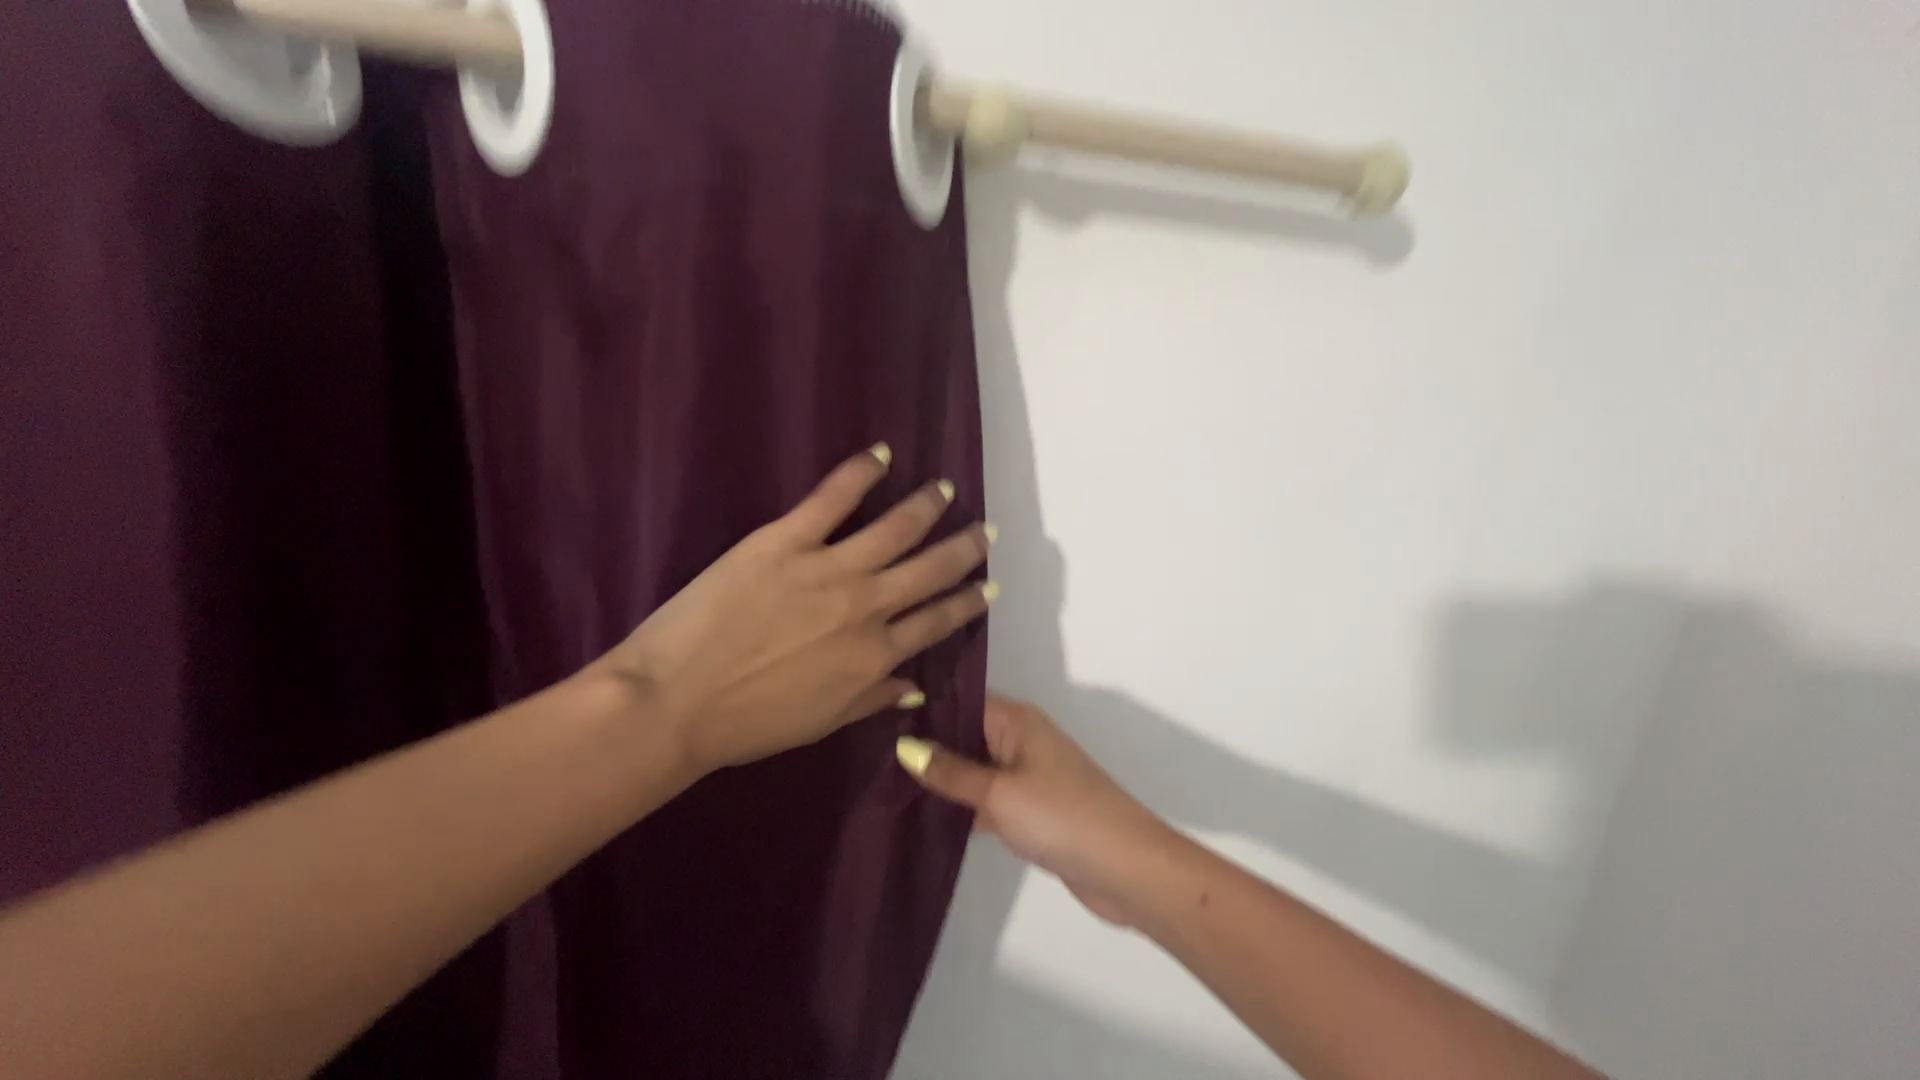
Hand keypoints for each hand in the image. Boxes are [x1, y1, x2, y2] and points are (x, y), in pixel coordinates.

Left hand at [593, 445, 994, 775]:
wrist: (676, 702)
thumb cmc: (747, 723)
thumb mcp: (821, 722)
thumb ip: (873, 699)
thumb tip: (916, 687)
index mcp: (875, 657)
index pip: (936, 622)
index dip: (966, 603)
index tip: (988, 586)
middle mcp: (866, 608)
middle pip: (929, 571)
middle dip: (963, 550)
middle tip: (985, 531)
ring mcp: (829, 569)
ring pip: (895, 529)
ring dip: (927, 506)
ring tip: (946, 489)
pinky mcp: (786, 540)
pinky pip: (833, 498)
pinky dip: (861, 473)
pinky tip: (882, 455)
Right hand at [897, 696, 1173, 926]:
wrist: (1125, 868)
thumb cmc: (1060, 816)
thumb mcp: (998, 792)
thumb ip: (950, 771)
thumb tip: (903, 746)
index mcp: (1016, 720)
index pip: (960, 700)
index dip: (921, 706)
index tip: (873, 713)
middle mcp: (1021, 739)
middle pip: (965, 733)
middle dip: (924, 743)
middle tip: (866, 752)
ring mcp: (1027, 775)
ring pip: (974, 767)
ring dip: (942, 776)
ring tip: (882, 782)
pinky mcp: (1031, 809)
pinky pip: (986, 796)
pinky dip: (962, 804)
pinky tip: (923, 815)